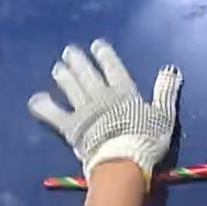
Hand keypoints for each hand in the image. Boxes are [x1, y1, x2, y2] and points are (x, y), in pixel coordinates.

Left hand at [29, 40, 180, 180]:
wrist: (124, 160)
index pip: (113, 68)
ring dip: (63, 76)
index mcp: (124, 92)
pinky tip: (35, 99)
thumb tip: (171, 68)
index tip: (97, 45)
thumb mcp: (164, 115)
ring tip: (57, 68)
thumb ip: (166, 91)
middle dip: (77, 60)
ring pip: (71, 87)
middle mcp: (102, 96)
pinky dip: (44, 106)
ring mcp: (84, 110)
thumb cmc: (147, 140)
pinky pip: (53, 113)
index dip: (104, 55)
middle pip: (87, 73)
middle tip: (69, 51)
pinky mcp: (71, 126)